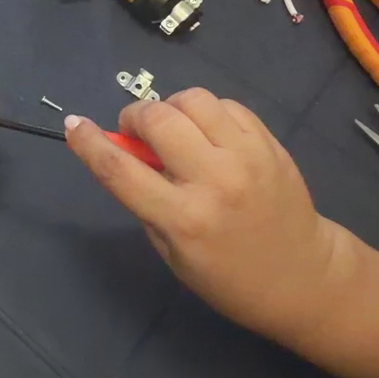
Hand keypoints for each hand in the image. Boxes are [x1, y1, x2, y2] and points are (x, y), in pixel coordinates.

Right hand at [65, 89, 362, 342]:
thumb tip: (125, 151)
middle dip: (135, 118)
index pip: (120, 170)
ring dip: (171, 108)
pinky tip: (207, 134)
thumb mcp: (172, 250)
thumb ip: (145, 198)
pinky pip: (226, 105)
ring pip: (192, 99)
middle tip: (137, 135)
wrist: (304, 277)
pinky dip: (206, 113)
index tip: (74, 125)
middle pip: (156, 118)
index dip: (89, 143)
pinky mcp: (269, 143)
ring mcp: (247, 157)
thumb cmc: (227, 277)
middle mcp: (214, 180)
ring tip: (175, 130)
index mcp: (183, 218)